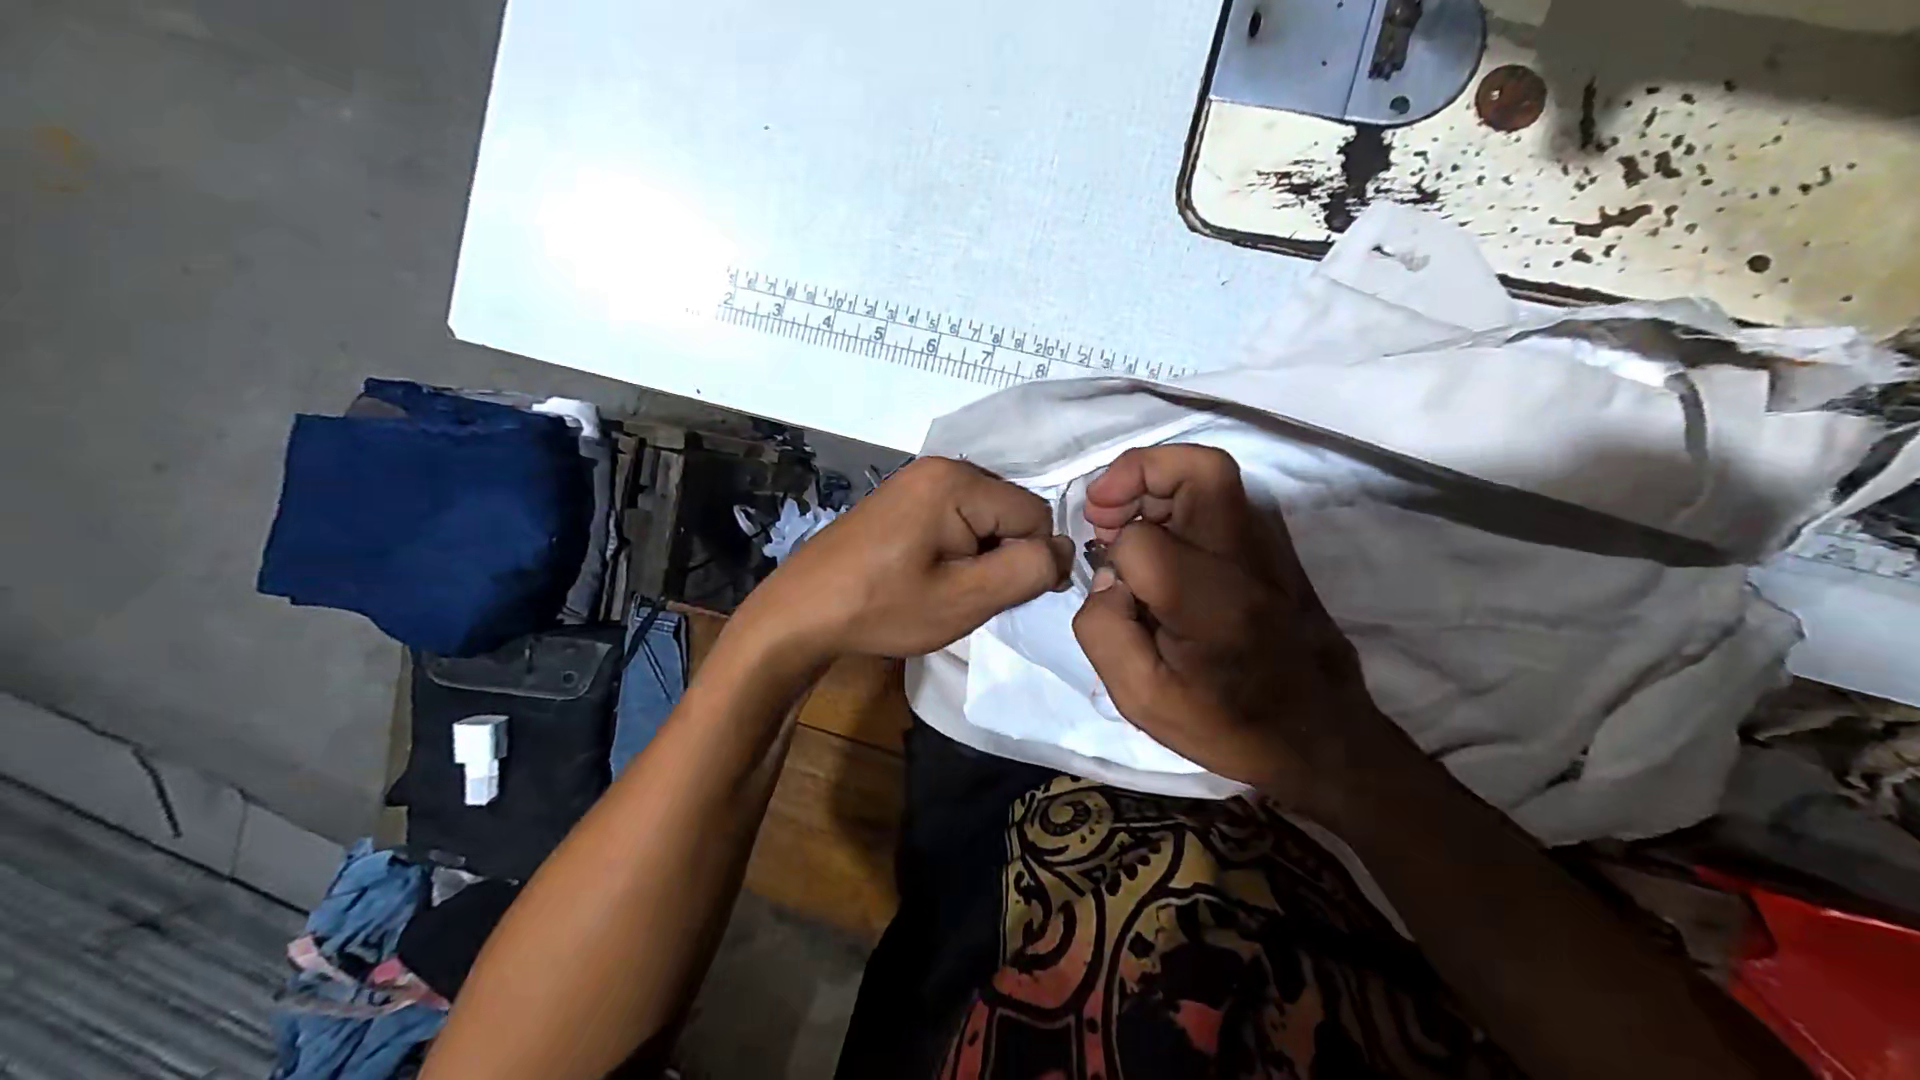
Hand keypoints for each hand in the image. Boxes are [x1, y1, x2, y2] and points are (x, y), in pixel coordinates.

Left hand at [734, 457, 1072, 664]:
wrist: (803, 612)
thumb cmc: (883, 608)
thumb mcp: (966, 598)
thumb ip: (1028, 570)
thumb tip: (1066, 549)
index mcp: (957, 480)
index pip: (1035, 514)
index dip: (1027, 561)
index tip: (992, 595)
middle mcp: (940, 466)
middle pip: (1009, 511)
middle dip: (1001, 556)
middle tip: (962, 594)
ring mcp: (917, 479)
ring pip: (985, 518)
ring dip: (979, 555)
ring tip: (941, 587)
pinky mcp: (903, 498)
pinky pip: (956, 518)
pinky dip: (956, 548)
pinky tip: (926, 575)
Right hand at [1072, 445, 1395, 805]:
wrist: (1322, 739)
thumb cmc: (1227, 724)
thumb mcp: (1141, 698)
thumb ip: (1103, 630)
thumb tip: (1108, 576)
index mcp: (1212, 605)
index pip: (1143, 543)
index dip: (1112, 558)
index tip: (1114, 592)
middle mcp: (1249, 560)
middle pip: (1198, 469)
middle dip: (1136, 472)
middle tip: (1103, 510)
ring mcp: (1273, 547)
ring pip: (1214, 473)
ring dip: (1157, 482)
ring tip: (1126, 521)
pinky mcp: (1280, 548)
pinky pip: (1226, 498)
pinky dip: (1181, 499)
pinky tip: (1162, 538)